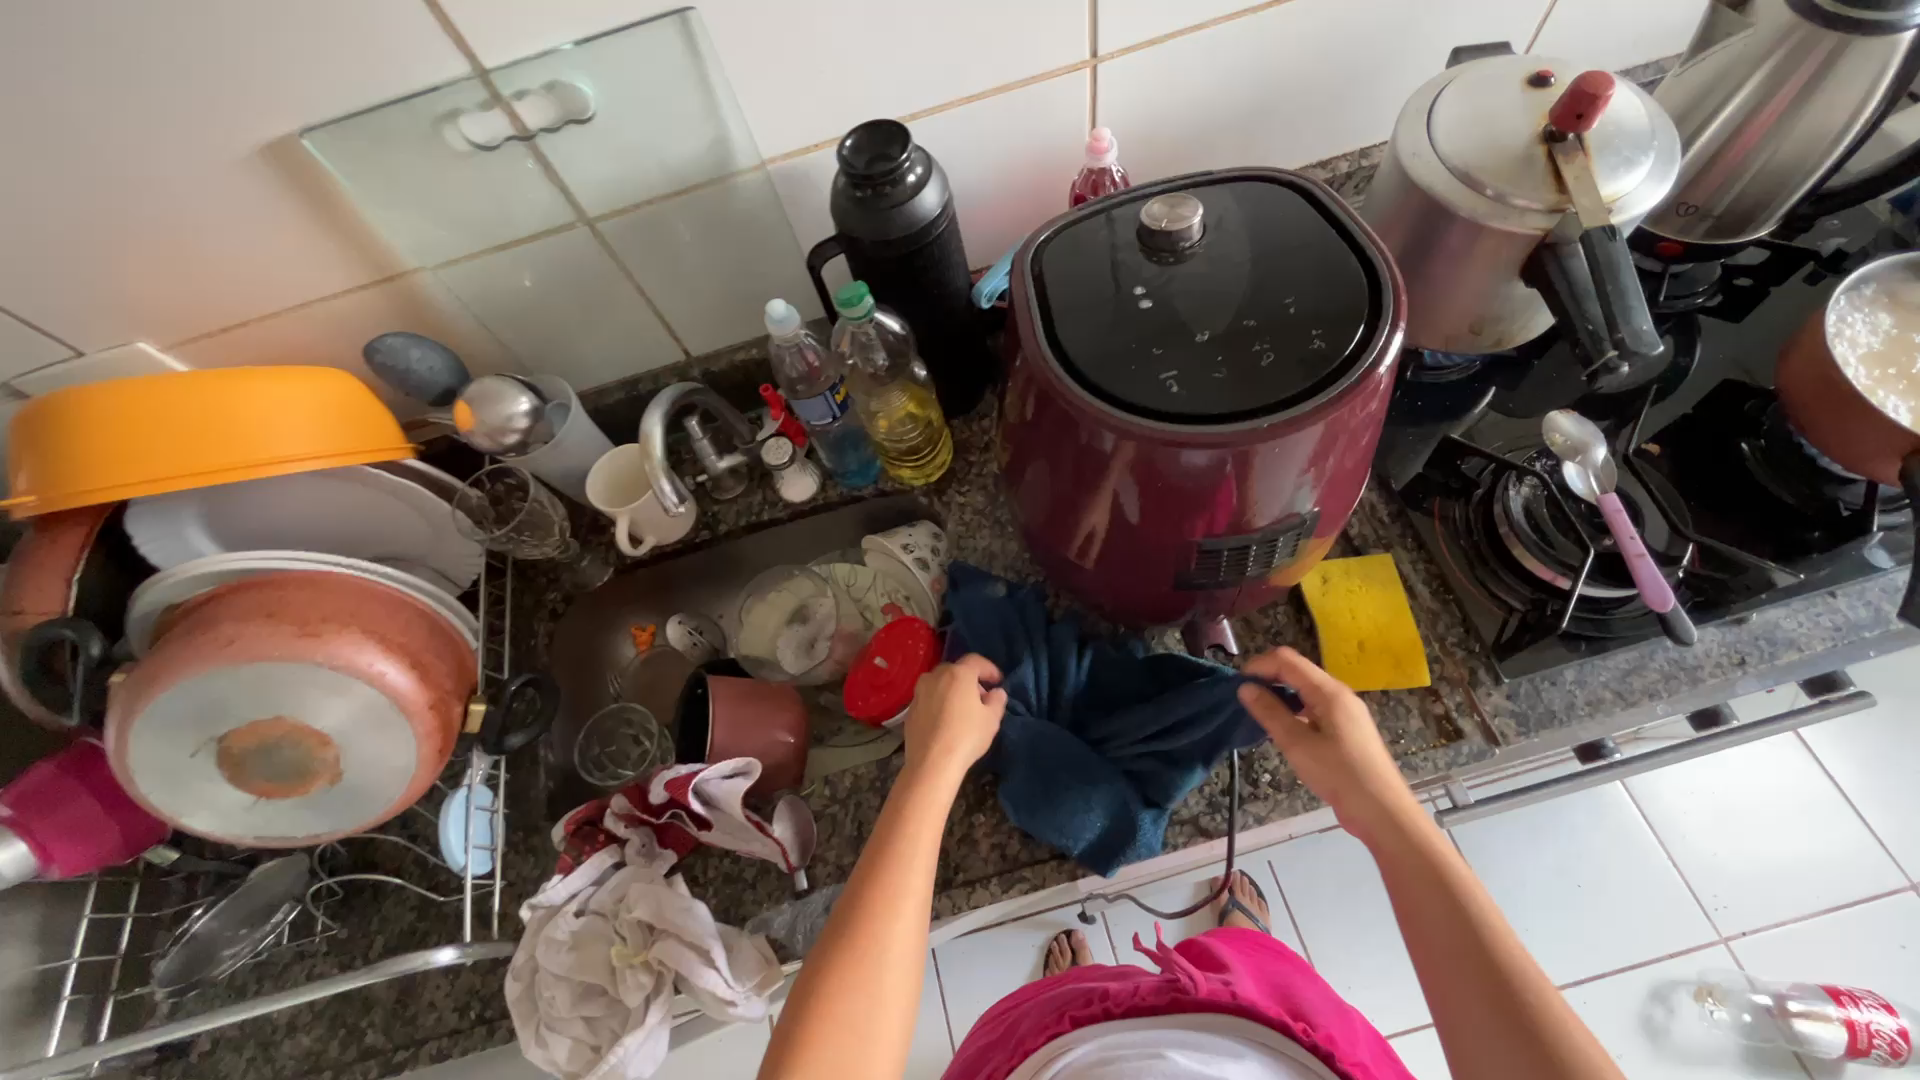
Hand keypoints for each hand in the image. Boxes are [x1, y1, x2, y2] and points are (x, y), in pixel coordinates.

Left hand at [903, 654, 1007, 782]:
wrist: (932, 763)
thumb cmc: (966, 737)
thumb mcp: (992, 719)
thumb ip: (997, 700)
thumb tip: (996, 692)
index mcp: (958, 674)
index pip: (976, 661)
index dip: (990, 669)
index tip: (998, 682)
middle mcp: (935, 676)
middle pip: (956, 670)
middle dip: (970, 680)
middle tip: (981, 697)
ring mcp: (919, 691)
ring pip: (940, 683)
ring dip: (953, 689)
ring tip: (962, 708)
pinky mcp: (910, 708)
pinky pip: (929, 697)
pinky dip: (939, 701)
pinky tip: (945, 719)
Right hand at [1237, 647, 1426, 847]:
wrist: (1381, 811)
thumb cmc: (1339, 774)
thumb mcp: (1297, 744)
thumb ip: (1270, 712)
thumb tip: (1245, 688)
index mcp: (1329, 692)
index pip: (1287, 660)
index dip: (1259, 666)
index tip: (1237, 684)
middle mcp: (1339, 694)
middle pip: (1297, 671)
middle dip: (1268, 677)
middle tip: (1244, 698)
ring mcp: (1345, 711)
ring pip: (1305, 689)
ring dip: (1280, 694)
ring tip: (1258, 713)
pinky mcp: (1345, 728)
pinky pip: (1314, 706)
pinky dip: (1294, 709)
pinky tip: (1283, 728)